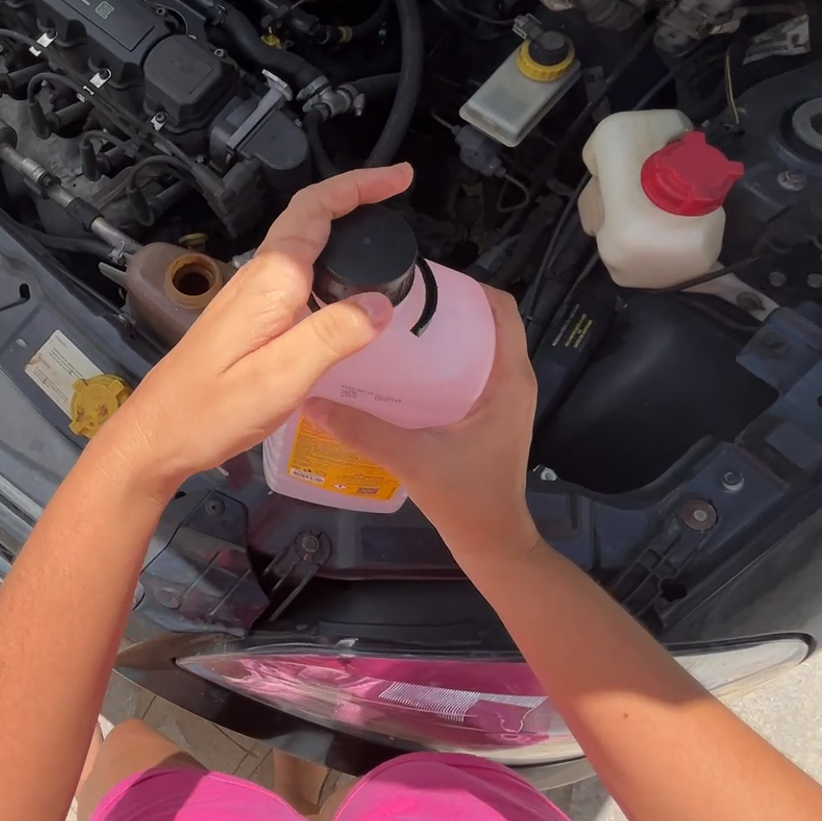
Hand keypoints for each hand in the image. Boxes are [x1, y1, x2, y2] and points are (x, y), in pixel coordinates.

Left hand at [90, 164, 414, 501]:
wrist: (159, 432)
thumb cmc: (212, 409)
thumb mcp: (281, 378)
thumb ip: (332, 336)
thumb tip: (382, 303)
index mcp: (270, 281)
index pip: (315, 211)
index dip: (358, 186)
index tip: (400, 178)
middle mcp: (257, 276)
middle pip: (307, 217)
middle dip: (354, 197)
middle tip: (397, 195)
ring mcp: (248, 295)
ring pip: (298, 242)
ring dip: (339, 225)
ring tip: (379, 234)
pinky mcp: (246, 315)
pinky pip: (293, 269)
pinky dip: (325, 257)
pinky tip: (341, 284)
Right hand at [305, 286, 542, 566]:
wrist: (491, 542)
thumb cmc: (467, 498)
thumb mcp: (412, 459)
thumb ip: (363, 430)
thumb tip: (312, 401)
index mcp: (507, 379)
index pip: (501, 308)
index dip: (466, 285)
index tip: (419, 278)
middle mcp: (509, 380)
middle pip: (481, 320)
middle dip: (440, 304)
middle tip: (389, 299)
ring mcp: (498, 397)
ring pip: (471, 344)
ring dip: (436, 330)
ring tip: (387, 325)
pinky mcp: (484, 412)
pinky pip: (463, 368)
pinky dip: (435, 358)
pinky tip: (395, 367)